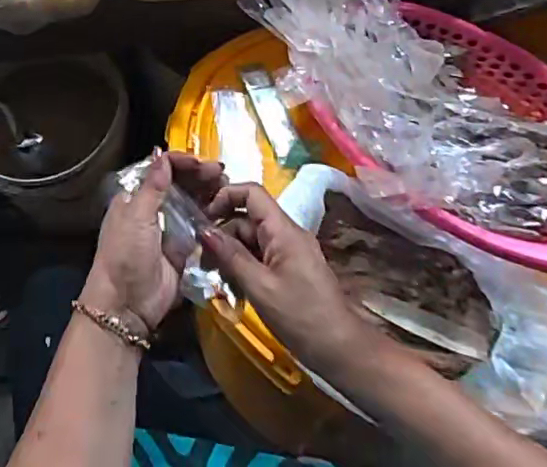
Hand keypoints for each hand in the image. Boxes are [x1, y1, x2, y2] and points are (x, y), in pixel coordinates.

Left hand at [83, 151, 226, 334]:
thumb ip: (152, 186)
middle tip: (221, 172)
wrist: (126, 304)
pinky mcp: (183, 248)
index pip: (159, 170)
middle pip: (177, 184)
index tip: (200, 162)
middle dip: (198, 176)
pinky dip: (211, 217)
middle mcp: (152, 208)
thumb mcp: (136, 217)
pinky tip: (226, 209)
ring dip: (207, 193)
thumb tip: (161, 153)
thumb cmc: (125, 254)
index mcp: (135, 196)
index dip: (179, 163)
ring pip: (190, 203)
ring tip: (227, 186)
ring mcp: (168, 228)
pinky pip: (198, 227)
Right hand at [198, 183, 373, 365]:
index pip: (251, 192)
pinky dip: (245, 265)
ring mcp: (291, 251)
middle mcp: (288, 233)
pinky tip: (234, 286)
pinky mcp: (291, 269)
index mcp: (283, 230)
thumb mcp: (259, 287)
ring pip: (252, 239)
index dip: (225, 196)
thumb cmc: (301, 317)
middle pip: (248, 218)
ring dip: (232, 253)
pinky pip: (261, 255)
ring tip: (216, 276)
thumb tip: (203, 230)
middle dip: (223, 233)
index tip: (204, 218)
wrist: (343, 353)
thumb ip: (230, 255)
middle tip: (203, 259)